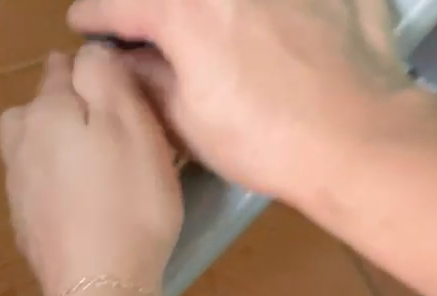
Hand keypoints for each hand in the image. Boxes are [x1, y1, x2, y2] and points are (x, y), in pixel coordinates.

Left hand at [0, 46, 183, 295]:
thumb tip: (87, 54)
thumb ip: (106, 77)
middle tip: (106, 136)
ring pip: (32, 151)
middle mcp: (20, 145)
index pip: (62, 66)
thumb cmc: (128, 207)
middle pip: (35, 109)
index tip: (121, 98)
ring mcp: (18, 192)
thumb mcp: (133, 126)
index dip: (92, 74)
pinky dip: (55, 191)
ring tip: (93, 172)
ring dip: (55, 151)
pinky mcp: (26, 230)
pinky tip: (82, 209)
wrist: (100, 293)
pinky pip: (38, 193)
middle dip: (64, 111)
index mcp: (45, 111)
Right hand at [67, 0, 424, 200]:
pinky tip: (277, 32)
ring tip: (214, 40)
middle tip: (146, 26)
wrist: (355, 138)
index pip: (122, 4)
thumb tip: (130, 61)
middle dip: (153, 10)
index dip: (97, 15)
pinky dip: (278, 14)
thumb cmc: (263, 140)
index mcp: (185, 10)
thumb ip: (152, 83)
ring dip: (211, 14)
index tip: (82, 22)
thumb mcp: (192, 123)